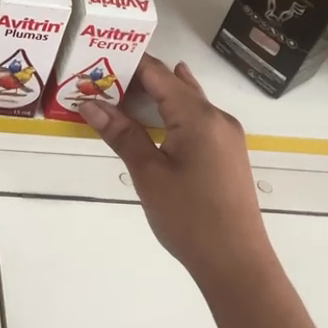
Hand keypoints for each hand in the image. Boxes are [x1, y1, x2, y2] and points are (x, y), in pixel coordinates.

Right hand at [78, 55, 272, 284]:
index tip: (94, 60)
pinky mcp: (226, 153)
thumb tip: (89, 104)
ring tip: (115, 96)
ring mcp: (226, 135)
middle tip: (97, 80)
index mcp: (199, 116)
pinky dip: (168, 114)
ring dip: (151, 98)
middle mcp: (217, 117)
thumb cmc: (190, 218)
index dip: (126, 63)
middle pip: (172, 83)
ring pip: (184, 101)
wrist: (238, 266)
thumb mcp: (148, 174)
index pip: (158, 73)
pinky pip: (194, 119)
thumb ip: (121, 134)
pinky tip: (151, 119)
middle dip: (135, 80)